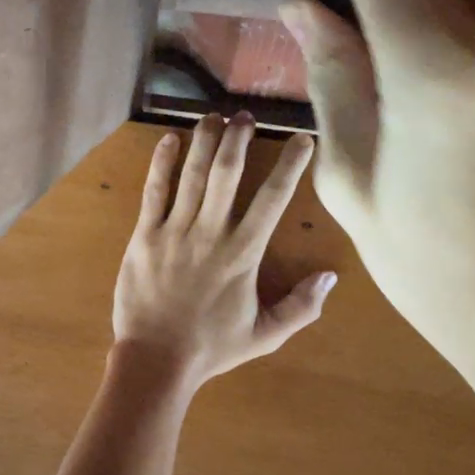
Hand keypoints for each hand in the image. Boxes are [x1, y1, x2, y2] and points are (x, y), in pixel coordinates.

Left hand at [112, 111, 336, 388]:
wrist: (155, 359)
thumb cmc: (211, 348)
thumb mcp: (265, 335)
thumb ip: (301, 308)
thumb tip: (331, 278)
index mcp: (243, 254)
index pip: (272, 199)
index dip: (289, 165)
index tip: (301, 139)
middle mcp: (210, 234)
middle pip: (226, 174)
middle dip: (237, 139)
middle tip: (244, 116)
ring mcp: (174, 232)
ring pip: (191, 176)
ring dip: (203, 142)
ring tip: (213, 117)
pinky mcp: (143, 237)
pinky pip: (153, 193)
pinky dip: (161, 164)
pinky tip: (168, 140)